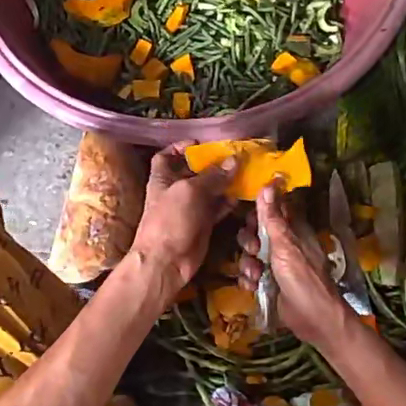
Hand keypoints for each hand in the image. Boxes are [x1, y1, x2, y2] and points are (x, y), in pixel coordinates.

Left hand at [129, 146, 236, 291]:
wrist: (166, 261)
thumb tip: (234, 161)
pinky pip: (217, 207)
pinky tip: (240, 195)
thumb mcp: (190, 191)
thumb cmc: (170, 219)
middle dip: (212, 164)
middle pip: (194, 171)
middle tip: (234, 156)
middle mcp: (175, 190)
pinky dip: (227, 201)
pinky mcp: (202, 223)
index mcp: (163, 177)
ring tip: (243, 172)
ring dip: (224, 182)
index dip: (180, 147)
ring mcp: (189, 208)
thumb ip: (212, 176)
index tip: (199, 143)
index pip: (167, 155)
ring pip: (209, 189)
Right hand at [237, 183, 353, 350]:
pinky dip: (249, 280)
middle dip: (248, 241)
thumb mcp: (285, 246)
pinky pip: (250, 274)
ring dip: (248, 264)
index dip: (258, 212)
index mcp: (292, 230)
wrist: (314, 320)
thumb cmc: (303, 279)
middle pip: (256, 232)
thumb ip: (272, 217)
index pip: (271, 210)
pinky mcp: (268, 283)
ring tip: (256, 276)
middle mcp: (283, 244)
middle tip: (254, 251)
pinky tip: (253, 287)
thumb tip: (268, 184)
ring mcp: (275, 265)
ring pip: (250, 254)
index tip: (250, 219)